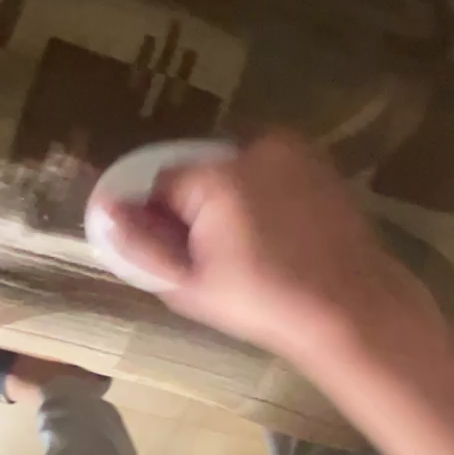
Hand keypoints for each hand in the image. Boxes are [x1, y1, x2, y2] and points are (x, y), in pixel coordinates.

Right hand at [87, 133, 443, 361]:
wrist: (350, 307)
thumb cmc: (263, 304)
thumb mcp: (189, 286)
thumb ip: (141, 245)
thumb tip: (104, 209)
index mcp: (216, 175)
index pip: (164, 184)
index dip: (168, 222)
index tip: (188, 255)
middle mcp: (254, 147)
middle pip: (201, 171)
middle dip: (200, 206)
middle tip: (221, 255)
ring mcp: (294, 151)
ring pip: (238, 169)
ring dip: (234, 197)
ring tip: (253, 247)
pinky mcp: (322, 163)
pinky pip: (274, 171)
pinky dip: (268, 193)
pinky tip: (281, 235)